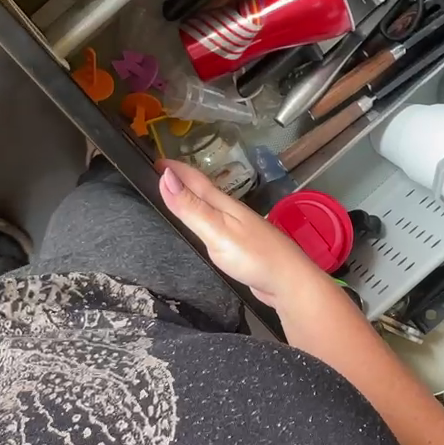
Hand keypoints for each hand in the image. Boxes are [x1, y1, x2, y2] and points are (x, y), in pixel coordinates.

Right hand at [157, 160, 332, 307]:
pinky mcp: (242, 245)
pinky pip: (217, 225)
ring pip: (210, 207)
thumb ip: (191, 207)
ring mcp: (239, 228)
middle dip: (181, 180)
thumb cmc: (255, 257)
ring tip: (176, 196)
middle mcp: (231, 211)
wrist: (290, 283)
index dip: (174, 169)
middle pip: (202, 190)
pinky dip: (204, 219)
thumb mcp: (216, 231)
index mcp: (223, 204)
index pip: (194, 180)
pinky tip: (203, 226)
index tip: (154, 161)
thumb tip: (166, 177)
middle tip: (160, 175)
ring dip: (193, 198)